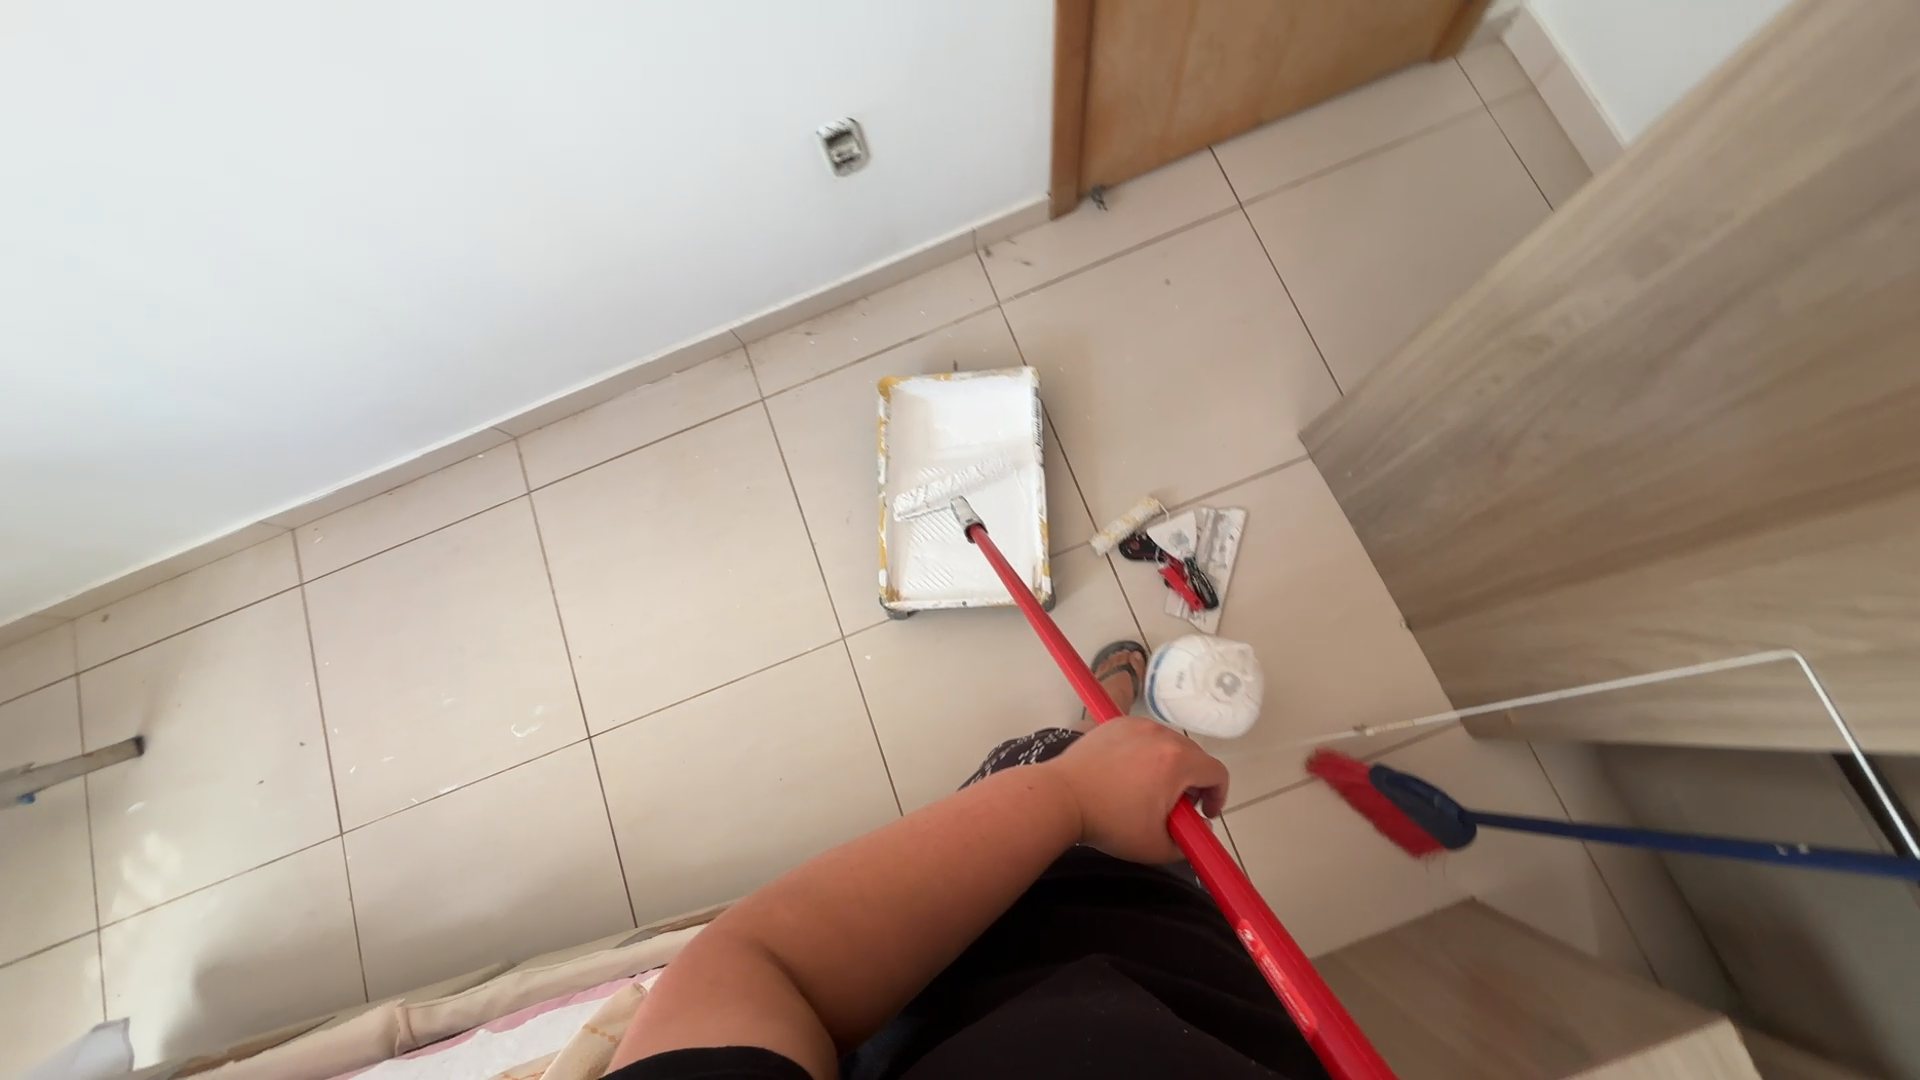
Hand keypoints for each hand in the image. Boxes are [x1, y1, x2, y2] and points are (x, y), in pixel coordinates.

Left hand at [1040, 717, 1229, 863]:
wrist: (1061, 796)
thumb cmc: (1110, 821)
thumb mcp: (1157, 847)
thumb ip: (1190, 841)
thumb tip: (1198, 827)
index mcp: (1177, 761)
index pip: (1217, 772)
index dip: (1218, 795)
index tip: (1203, 814)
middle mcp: (1160, 734)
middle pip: (1194, 755)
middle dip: (1193, 782)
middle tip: (1175, 806)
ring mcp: (1135, 724)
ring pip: (1168, 743)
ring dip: (1169, 764)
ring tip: (1149, 789)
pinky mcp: (1114, 723)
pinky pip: (1142, 735)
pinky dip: (1144, 751)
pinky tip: (1127, 773)